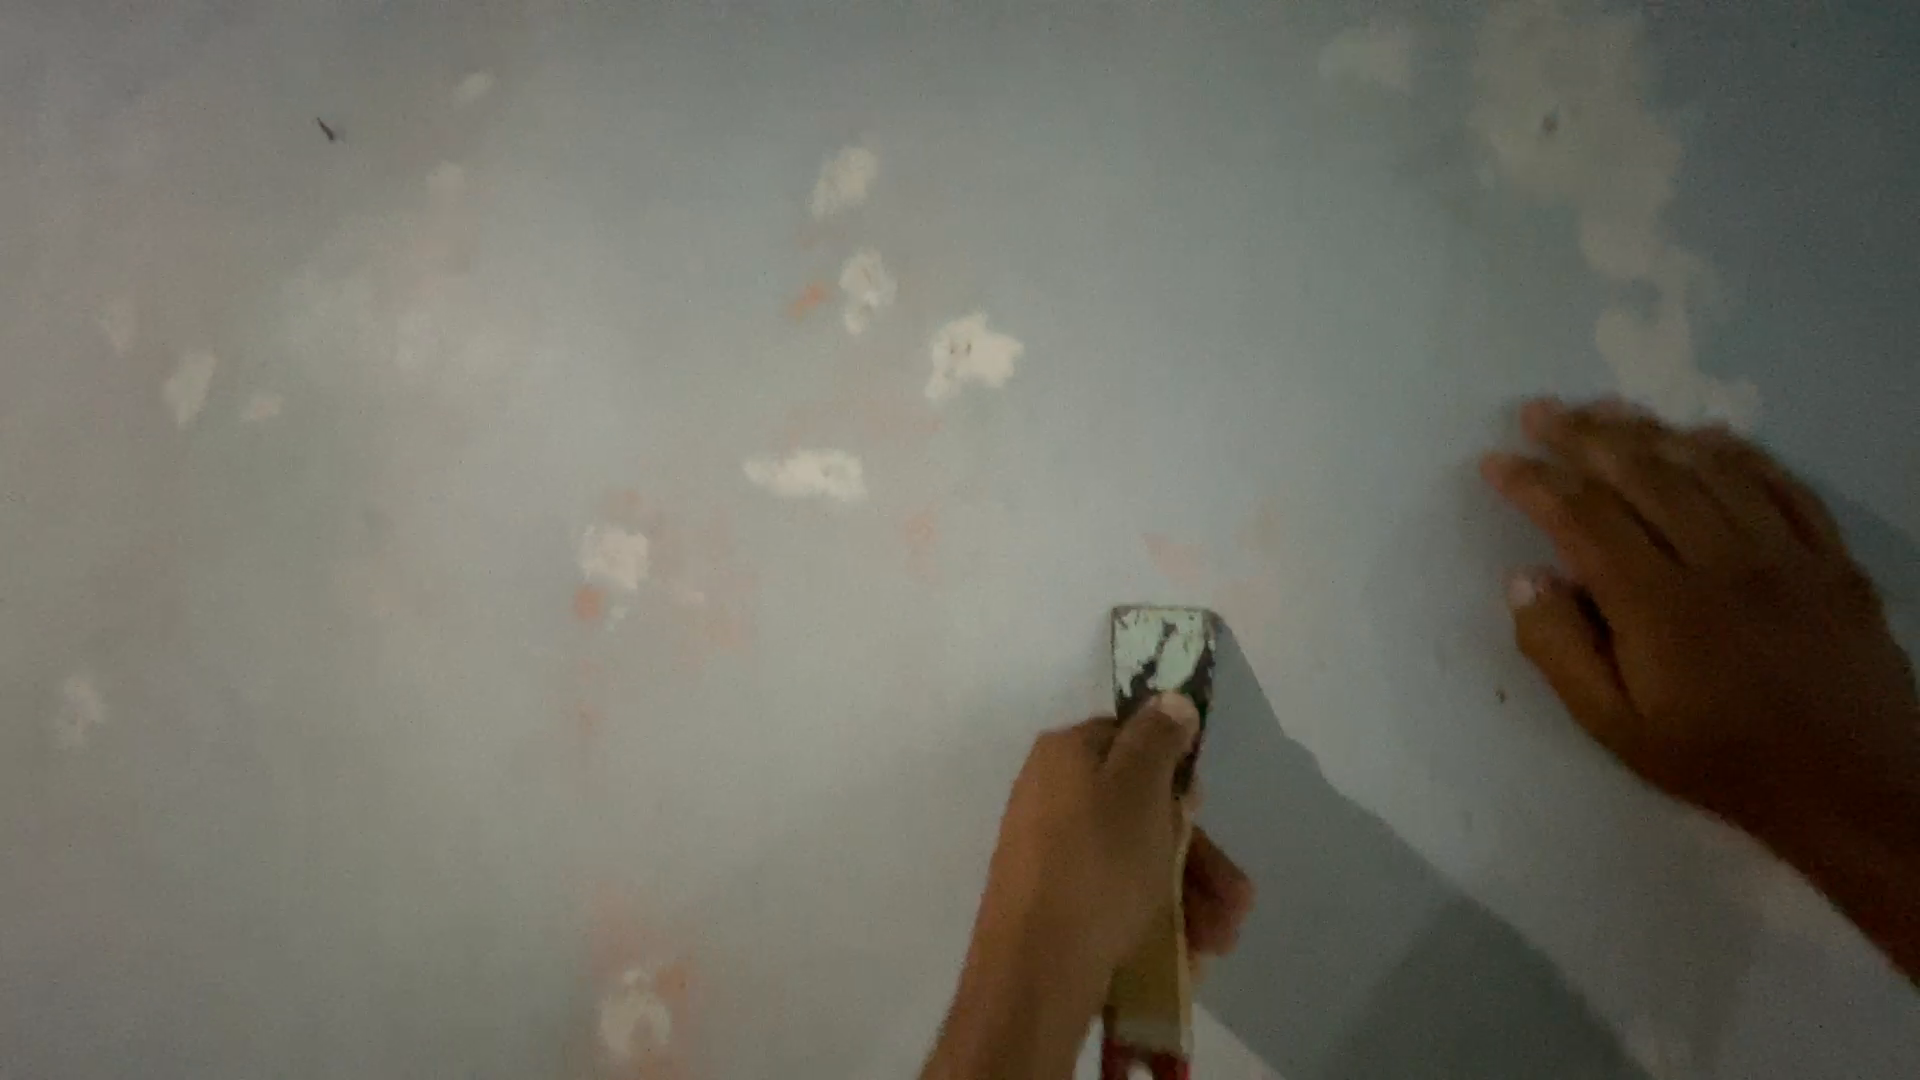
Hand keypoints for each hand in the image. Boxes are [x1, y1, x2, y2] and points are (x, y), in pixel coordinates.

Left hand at [977, 695, 1252, 980]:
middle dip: (1197, 853)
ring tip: (1219, 939)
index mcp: (1065, 753)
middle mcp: (1052, 791)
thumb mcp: (1138, 788)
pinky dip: (1156, 916)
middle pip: (1141, 806)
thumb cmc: (1097, 864)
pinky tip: (1188, 954)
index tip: (1201, 807)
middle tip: (1235, 899)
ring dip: (1189, 894)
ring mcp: (1050, 848)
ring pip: (1136, 856)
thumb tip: (1172, 697)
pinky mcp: (1055, 899)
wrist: (1035, 971)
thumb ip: (1158, 739)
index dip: (1173, 770)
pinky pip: (1115, 892)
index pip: (1129, 739)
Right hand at [1481, 398, 1918, 833]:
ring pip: (1711, 472)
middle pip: (1644, 478)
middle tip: (1538, 410)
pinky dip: (1743, 454)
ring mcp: (1787, 558)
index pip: (1583, 519)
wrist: (1860, 793)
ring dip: (1651, 433)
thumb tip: (1525, 577)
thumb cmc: (1713, 757)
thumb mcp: (1609, 722)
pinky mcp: (1831, 564)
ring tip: (1604, 408)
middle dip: (1582, 438)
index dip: (1533, 482)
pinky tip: (1708, 436)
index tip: (1494, 461)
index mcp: (1660, 605)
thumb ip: (1558, 648)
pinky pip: (1786, 490)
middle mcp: (1723, 564)